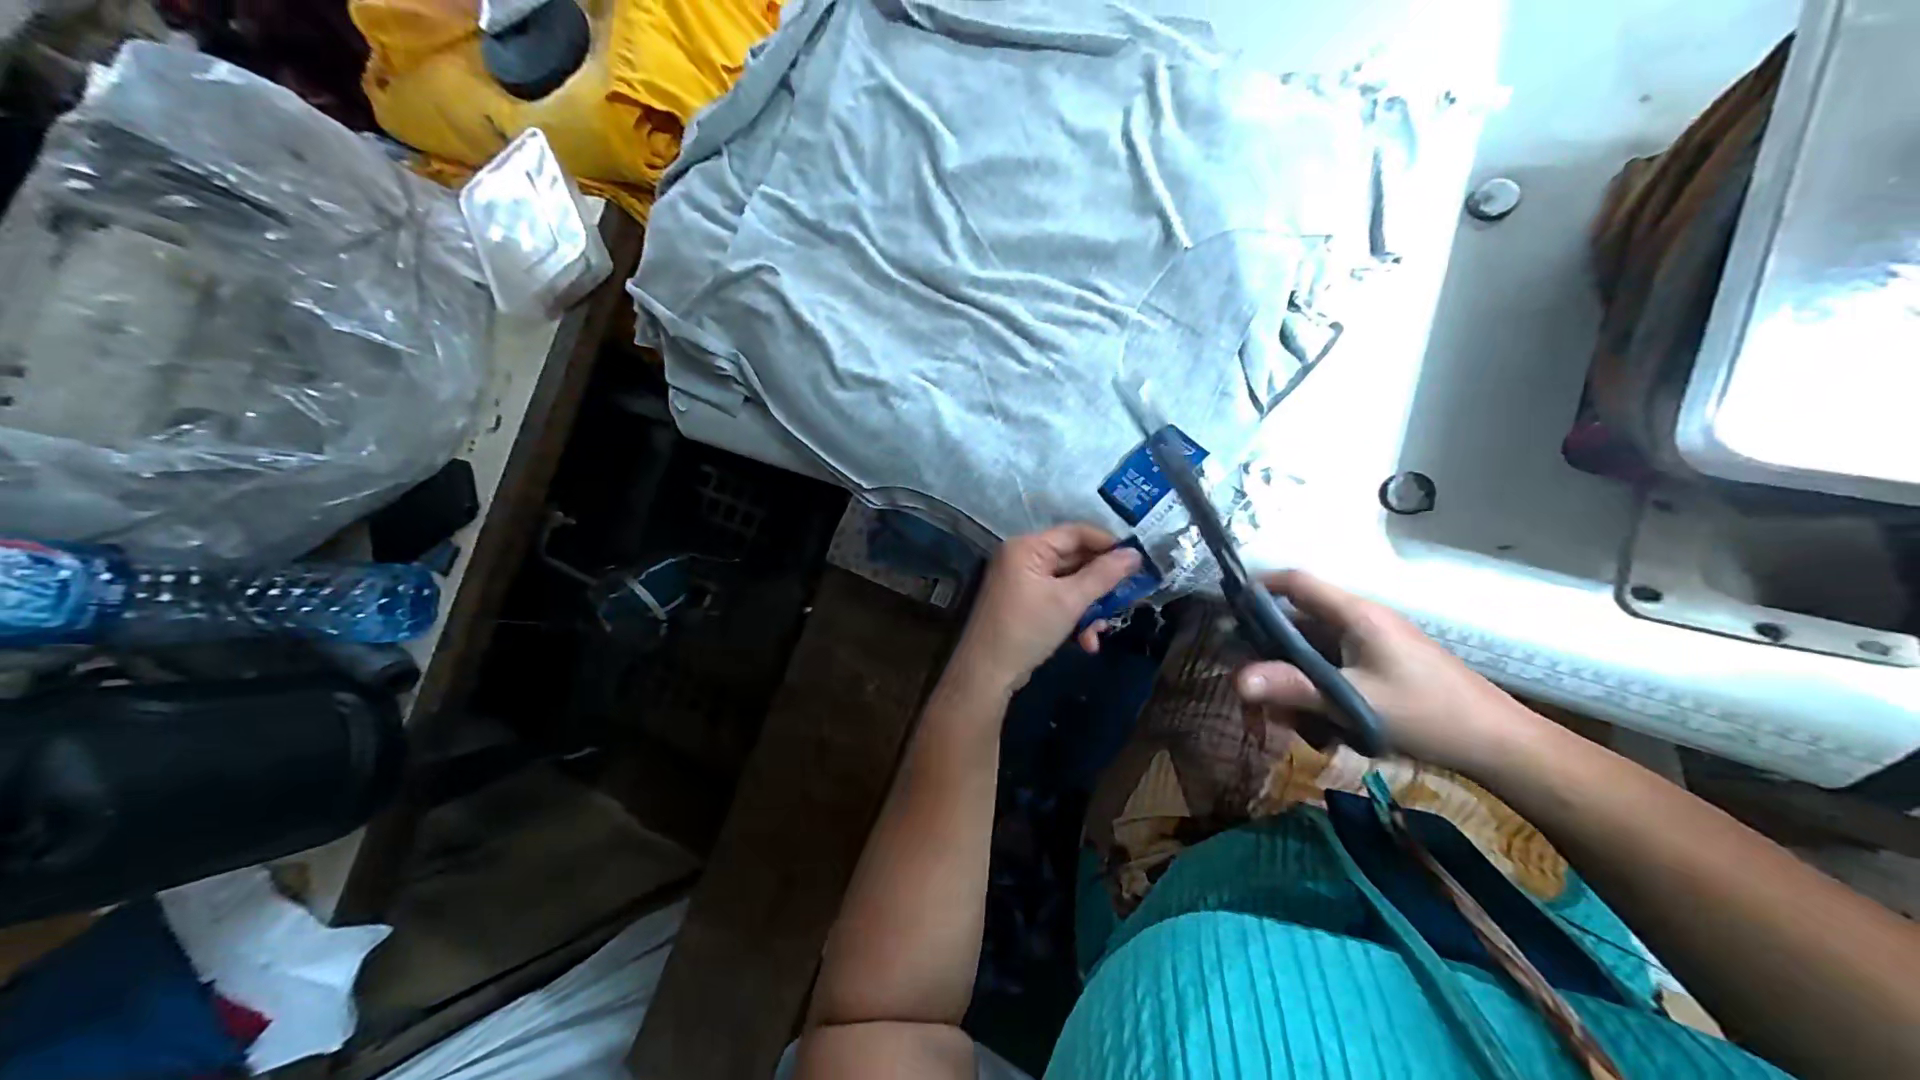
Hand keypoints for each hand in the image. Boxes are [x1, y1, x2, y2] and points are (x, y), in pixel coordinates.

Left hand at [949, 524, 1141, 694]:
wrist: (987, 673)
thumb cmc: (1027, 629)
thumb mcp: (1070, 601)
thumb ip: (1103, 575)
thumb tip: (1135, 554)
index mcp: (1027, 547)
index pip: (1076, 532)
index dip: (1108, 543)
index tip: (1138, 559)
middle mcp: (1022, 558)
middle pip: (1074, 560)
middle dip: (1101, 584)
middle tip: (1129, 597)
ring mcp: (1022, 582)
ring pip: (1070, 584)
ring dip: (1089, 608)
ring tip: (1100, 632)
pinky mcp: (1024, 604)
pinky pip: (1058, 601)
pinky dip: (1074, 617)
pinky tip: (1085, 642)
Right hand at [1233, 570, 1545, 774]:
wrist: (1500, 744)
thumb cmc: (1428, 713)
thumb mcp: (1354, 702)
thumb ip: (1294, 688)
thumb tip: (1237, 681)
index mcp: (1355, 616)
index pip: (1296, 583)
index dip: (1258, 587)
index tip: (1226, 610)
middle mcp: (1359, 623)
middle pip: (1297, 626)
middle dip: (1270, 657)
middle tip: (1253, 691)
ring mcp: (1371, 647)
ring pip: (1313, 655)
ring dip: (1295, 684)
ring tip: (1291, 724)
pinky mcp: (1379, 669)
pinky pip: (1333, 673)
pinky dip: (1319, 696)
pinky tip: (1322, 732)